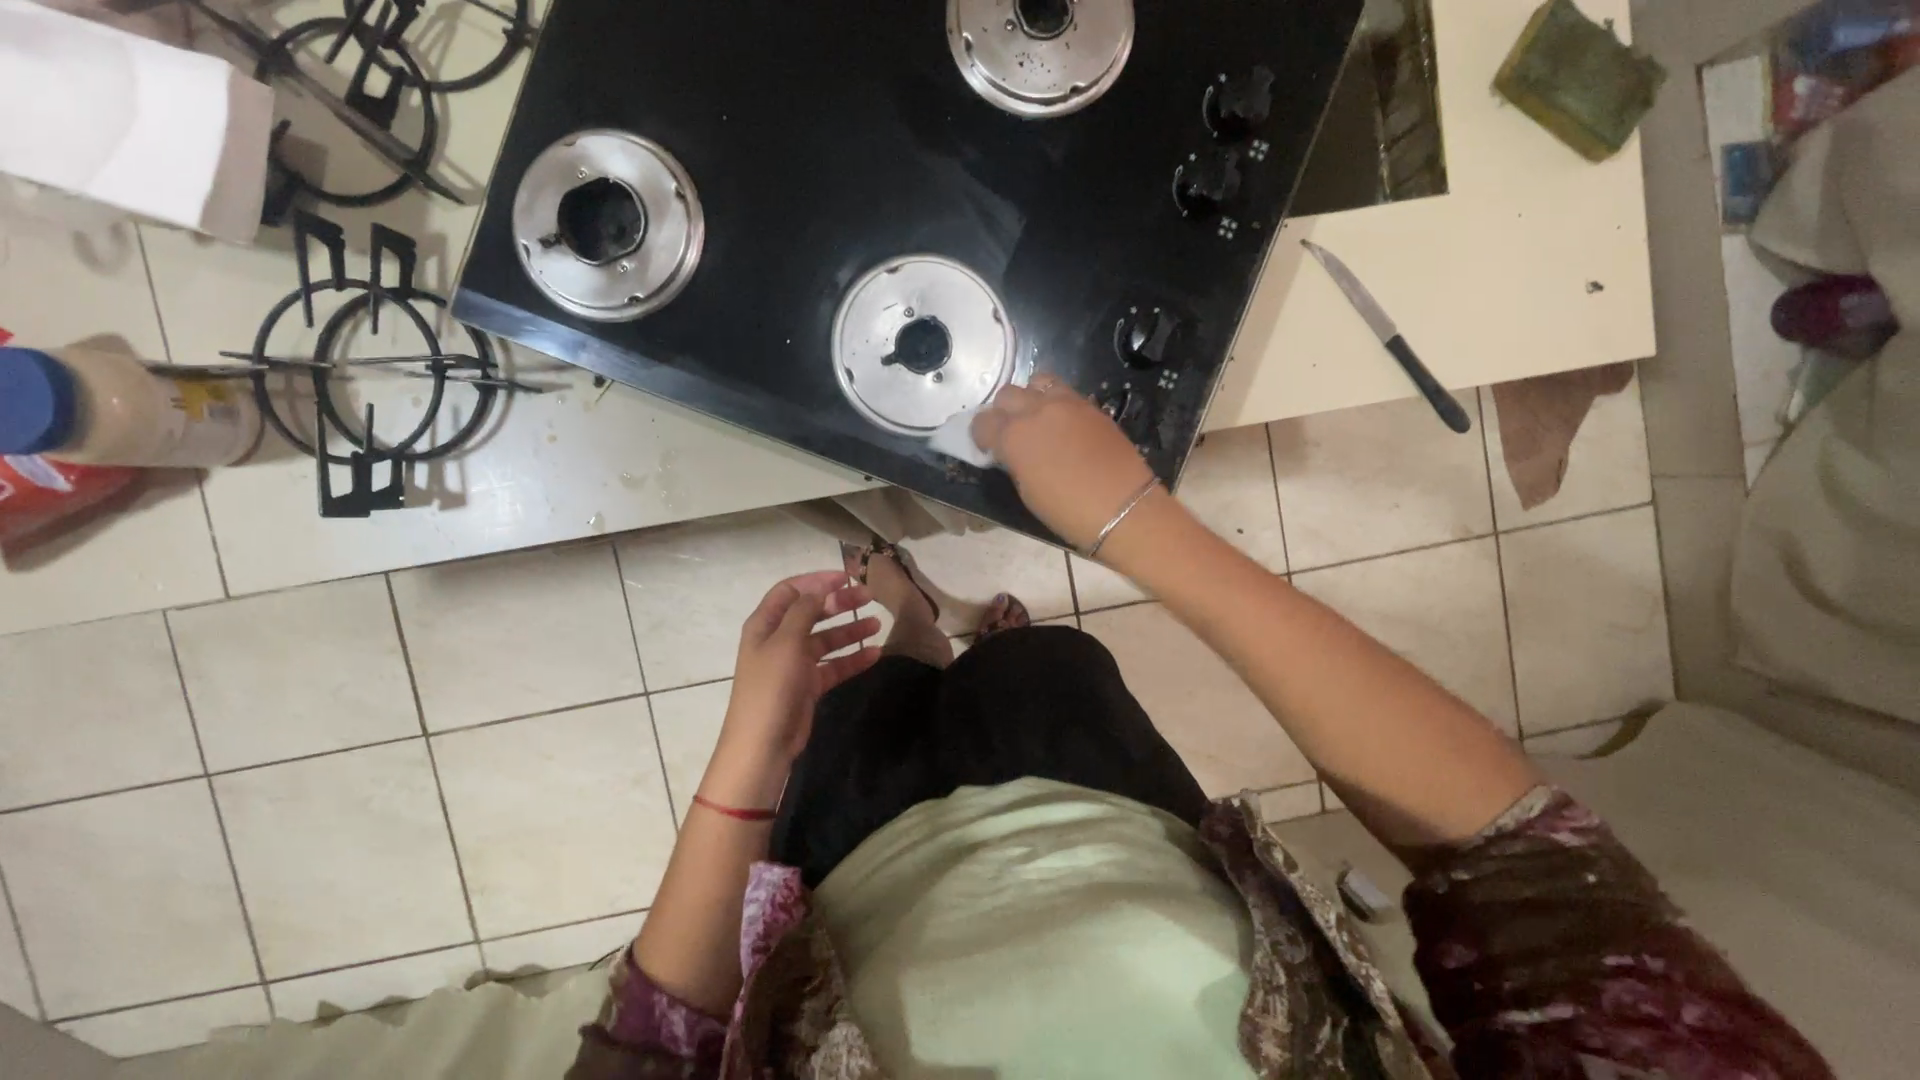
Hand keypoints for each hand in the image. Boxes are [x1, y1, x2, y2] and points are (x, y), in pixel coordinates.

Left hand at [703, 572, 880, 807]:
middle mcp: (778, 640)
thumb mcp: (786, 642)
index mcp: (765, 624)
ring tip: (878, 623)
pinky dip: (852, 659)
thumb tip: (820, 591)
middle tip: (870, 597)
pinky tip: (875, 654)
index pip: (791, 590)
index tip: (847, 577)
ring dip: (850, 630)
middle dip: (839, 603)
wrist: (762, 744)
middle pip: (812, 612)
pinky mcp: (808, 686)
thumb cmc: (770, 688)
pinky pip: (834, 666)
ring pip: (826, 639)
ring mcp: (794, 664)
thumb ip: (804, 612)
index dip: (817, 581)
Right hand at [971, 375, 1158, 550]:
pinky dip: (1056, 402)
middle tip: (1010, 432)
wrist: (1124, 508)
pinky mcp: (1091, 406)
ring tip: (1038, 419)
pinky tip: (1063, 424)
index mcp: (1014, 436)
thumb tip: (1010, 452)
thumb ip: (1014, 462)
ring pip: (1037, 382)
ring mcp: (1067, 404)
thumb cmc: (1068, 512)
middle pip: (1007, 395)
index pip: (983, 422)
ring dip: (1031, 397)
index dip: (981, 435)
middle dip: (1003, 412)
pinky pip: (1064, 392)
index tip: (987, 448)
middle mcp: (1037, 411)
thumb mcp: (1028, 492)